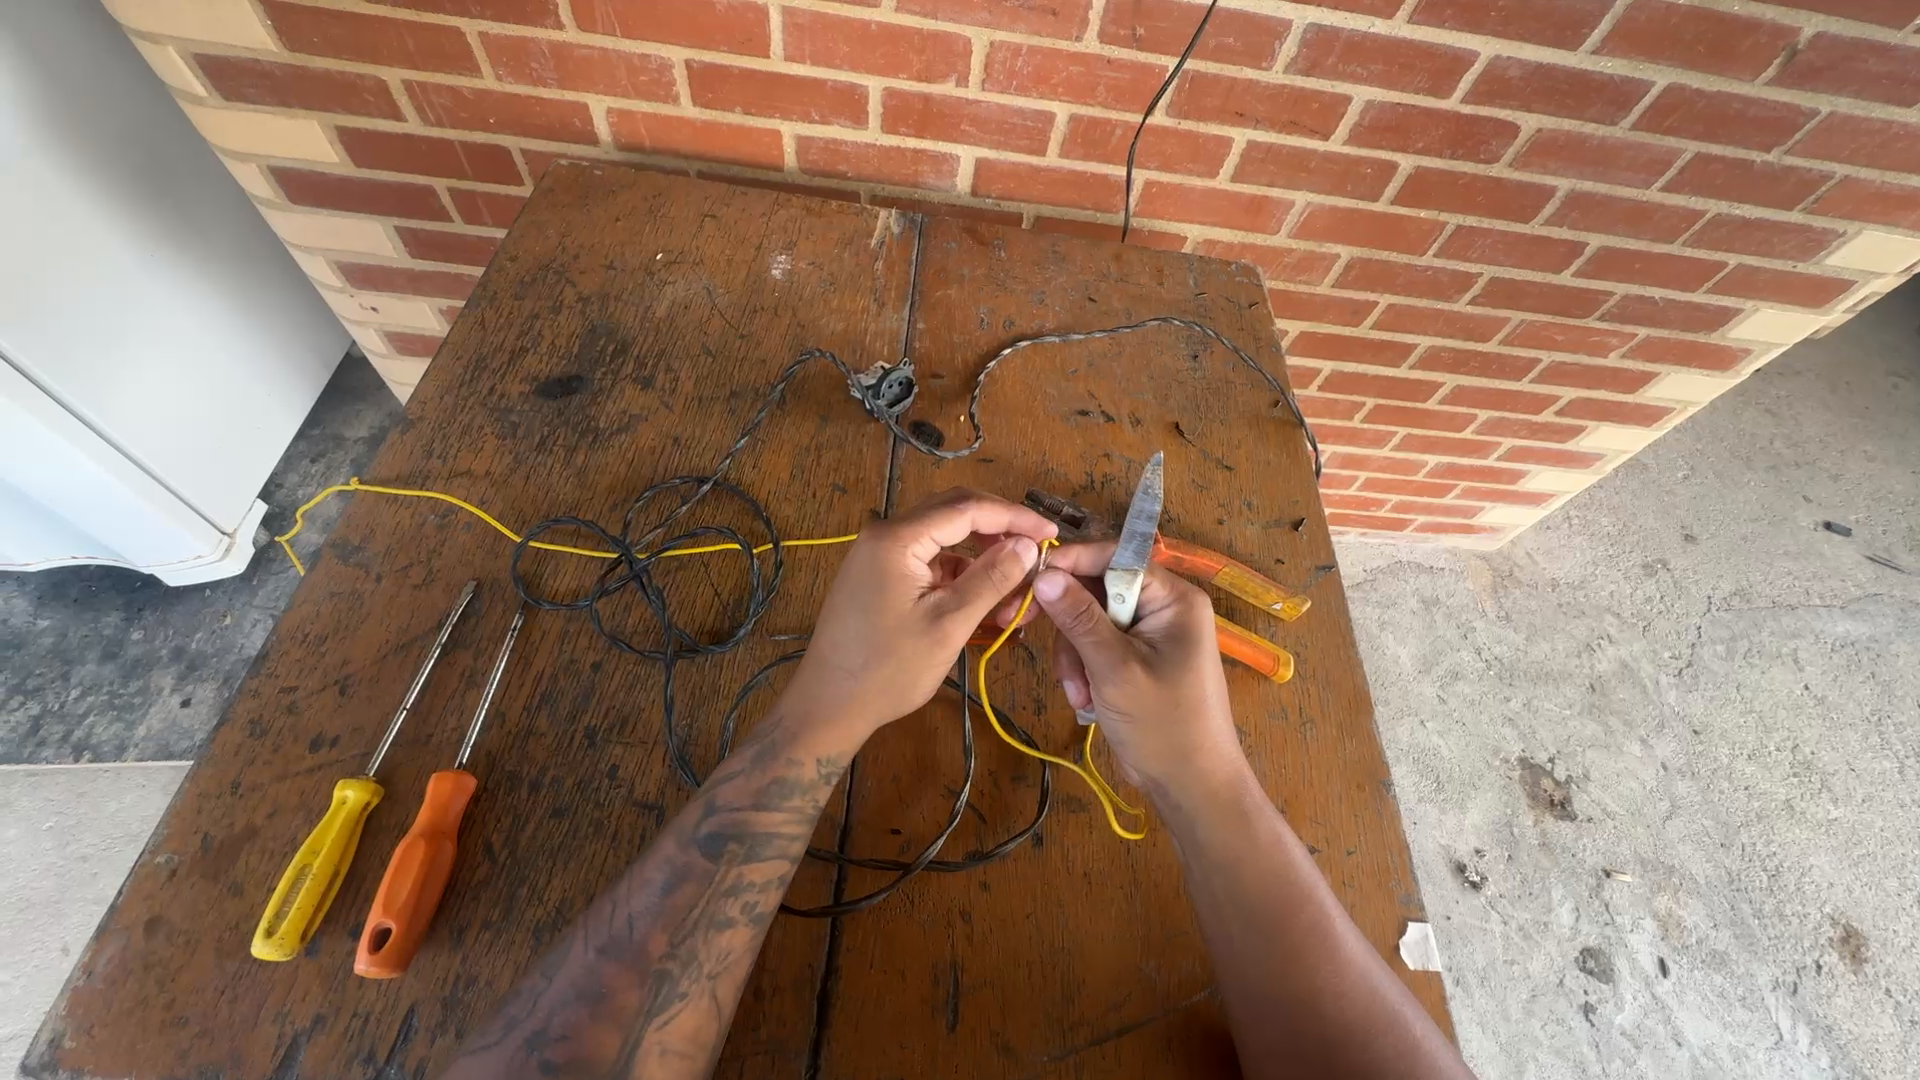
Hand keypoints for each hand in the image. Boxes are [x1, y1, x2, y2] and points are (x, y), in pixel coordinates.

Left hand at [782, 488, 1056, 739]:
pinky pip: (929, 562)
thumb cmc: (888, 669)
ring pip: (944, 540)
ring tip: (1015, 589)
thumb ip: (990, 579)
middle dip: (999, 531)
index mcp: (897, 538)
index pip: (967, 509)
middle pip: (954, 514)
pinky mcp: (881, 576)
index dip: (1014, 517)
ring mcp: (880, 555)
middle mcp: (885, 535)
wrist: (829, 705)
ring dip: (981, 558)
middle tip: (1037, 552)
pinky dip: (959, 576)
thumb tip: (1028, 545)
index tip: (1051, 534)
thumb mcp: (948, 624)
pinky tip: (984, 600)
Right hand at [1028, 543, 1247, 799]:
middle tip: (1022, 627)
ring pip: (1089, 621)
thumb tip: (1044, 574)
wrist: (1189, 785)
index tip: (1031, 577)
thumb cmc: (1162, 724)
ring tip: (1078, 692)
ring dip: (1074, 655)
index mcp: (1173, 598)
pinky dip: (1083, 669)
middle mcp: (1162, 607)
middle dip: (1068, 623)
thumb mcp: (1114, 668)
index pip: (1116, 558)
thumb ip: (1079, 619)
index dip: (1073, 563)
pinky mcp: (1134, 658)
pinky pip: (1095, 646)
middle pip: (1096, 589)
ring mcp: (1148, 634)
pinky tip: (1085, 699)